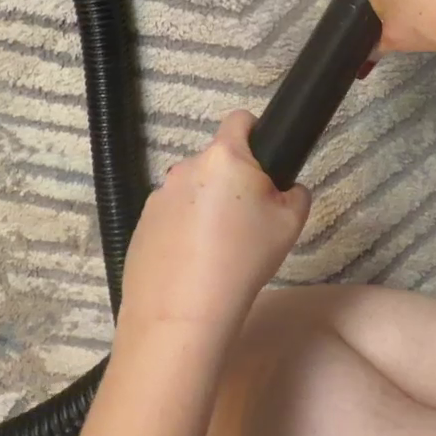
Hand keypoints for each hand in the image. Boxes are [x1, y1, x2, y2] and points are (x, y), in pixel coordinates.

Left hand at [118, 112, 310, 332]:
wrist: (182, 316)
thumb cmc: (243, 259)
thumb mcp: (291, 223)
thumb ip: (295, 193)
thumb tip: (282, 191)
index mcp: (224, 157)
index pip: (239, 119)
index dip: (256, 132)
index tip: (264, 162)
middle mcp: (186, 168)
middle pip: (217, 162)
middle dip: (234, 181)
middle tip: (249, 220)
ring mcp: (158, 197)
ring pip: (194, 191)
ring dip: (207, 207)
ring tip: (219, 250)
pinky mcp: (140, 225)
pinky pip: (172, 217)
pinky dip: (184, 231)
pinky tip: (194, 264)